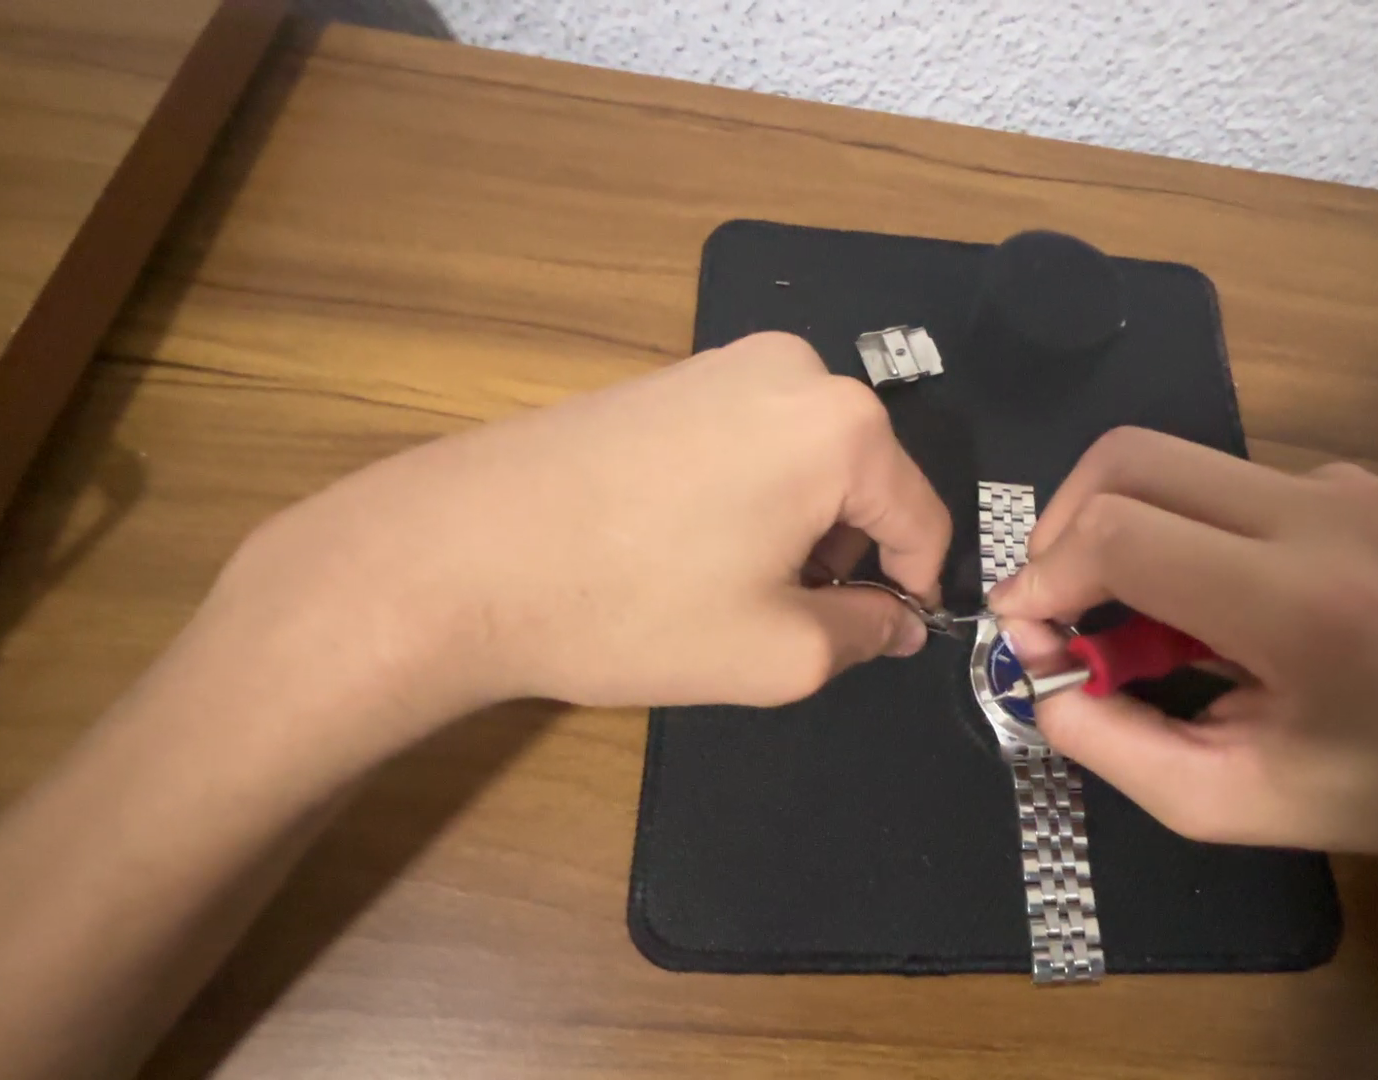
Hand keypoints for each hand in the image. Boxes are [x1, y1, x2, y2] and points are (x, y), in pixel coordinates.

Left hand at [210, 332, 948, 740]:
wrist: (454, 555)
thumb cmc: (632, 607)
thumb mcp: (777, 652)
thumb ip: (866, 634)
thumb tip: (903, 622)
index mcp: (841, 426)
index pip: (922, 517)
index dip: (916, 587)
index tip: (885, 635)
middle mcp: (796, 369)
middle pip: (866, 483)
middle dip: (848, 556)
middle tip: (791, 617)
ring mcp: (726, 362)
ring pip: (811, 462)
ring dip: (800, 528)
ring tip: (734, 585)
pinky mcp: (674, 376)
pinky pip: (756, 441)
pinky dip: (754, 496)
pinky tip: (693, 542)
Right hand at [987, 427, 1377, 865]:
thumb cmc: (1365, 796)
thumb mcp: (1215, 802)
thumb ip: (1104, 740)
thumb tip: (1032, 666)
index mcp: (1304, 607)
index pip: (1123, 535)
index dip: (1046, 574)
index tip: (1024, 626)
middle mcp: (1325, 516)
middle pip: (1129, 459)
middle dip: (1060, 526)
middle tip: (1054, 598)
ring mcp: (1342, 485)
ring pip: (1165, 459)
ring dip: (1110, 522)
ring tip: (1122, 605)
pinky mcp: (1345, 480)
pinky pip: (1214, 481)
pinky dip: (1169, 527)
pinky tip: (1199, 595)